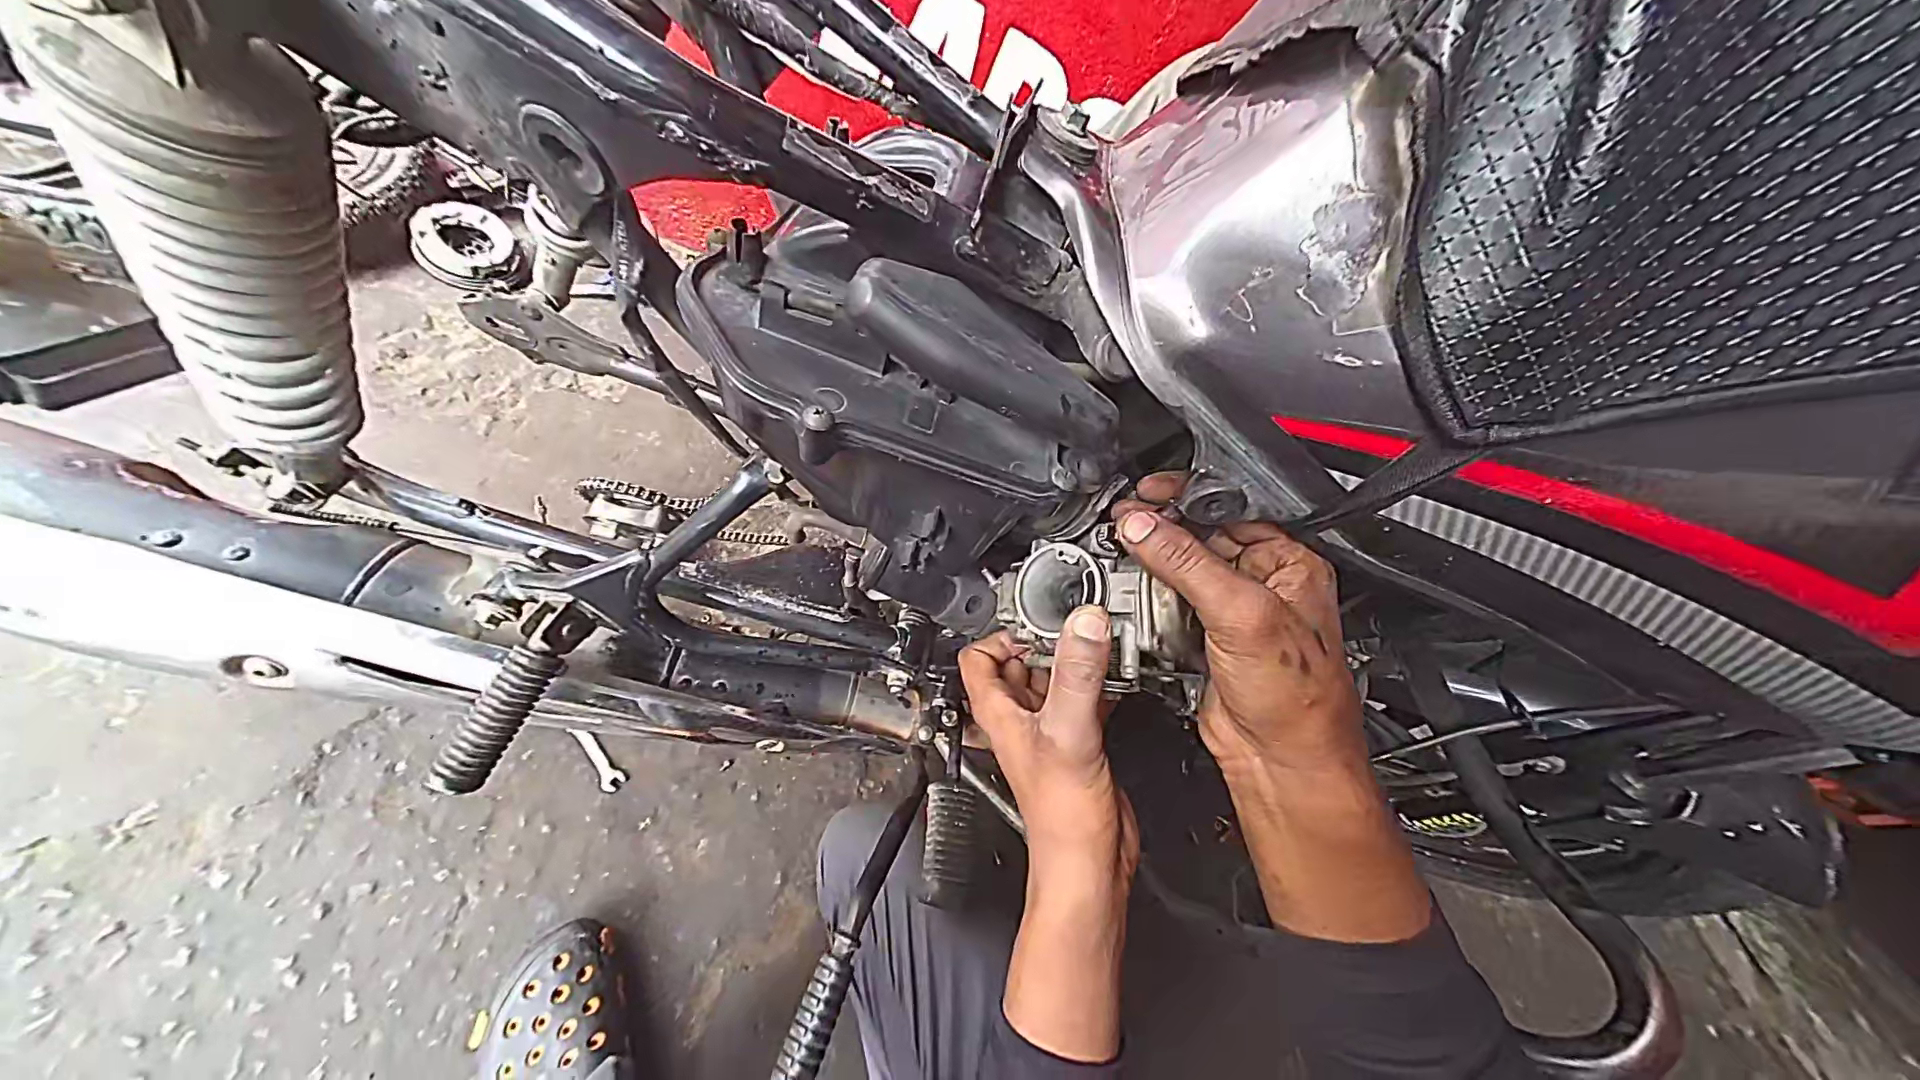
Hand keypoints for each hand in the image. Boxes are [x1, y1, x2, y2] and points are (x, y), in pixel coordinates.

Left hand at [959, 611, 1138, 885]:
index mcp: (1000, 713)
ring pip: (1052, 678)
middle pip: (1019, 662)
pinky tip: (1116, 677)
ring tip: (1096, 646)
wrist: (1090, 864)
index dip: (1002, 634)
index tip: (1037, 622)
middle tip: (1075, 629)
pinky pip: (1082, 698)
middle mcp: (1020, 719)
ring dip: (1072, 661)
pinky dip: (1096, 682)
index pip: (978, 658)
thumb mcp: (1070, 732)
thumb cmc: (1062, 818)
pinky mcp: (1079, 740)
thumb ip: (1077, 674)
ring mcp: (1049, 729)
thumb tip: (1085, 624)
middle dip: (1045, 642)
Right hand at [1116, 476, 1429, 942]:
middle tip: (1121, 524)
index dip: (1186, 499)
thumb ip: (1187, 563)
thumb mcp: (1241, 613)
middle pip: (1197, 538)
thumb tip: (1144, 527)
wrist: (1279, 762)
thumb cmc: (1297, 697)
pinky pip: (1165, 605)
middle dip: (1158, 530)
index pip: (1229, 511)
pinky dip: (1144, 599)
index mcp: (1286, 565)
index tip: (1146, 494)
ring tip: (1120, 554)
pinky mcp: (1200, 638)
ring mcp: (1227, 612)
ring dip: (1147, 566)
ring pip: (1176, 572)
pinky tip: (1131, 594)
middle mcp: (1258, 583)